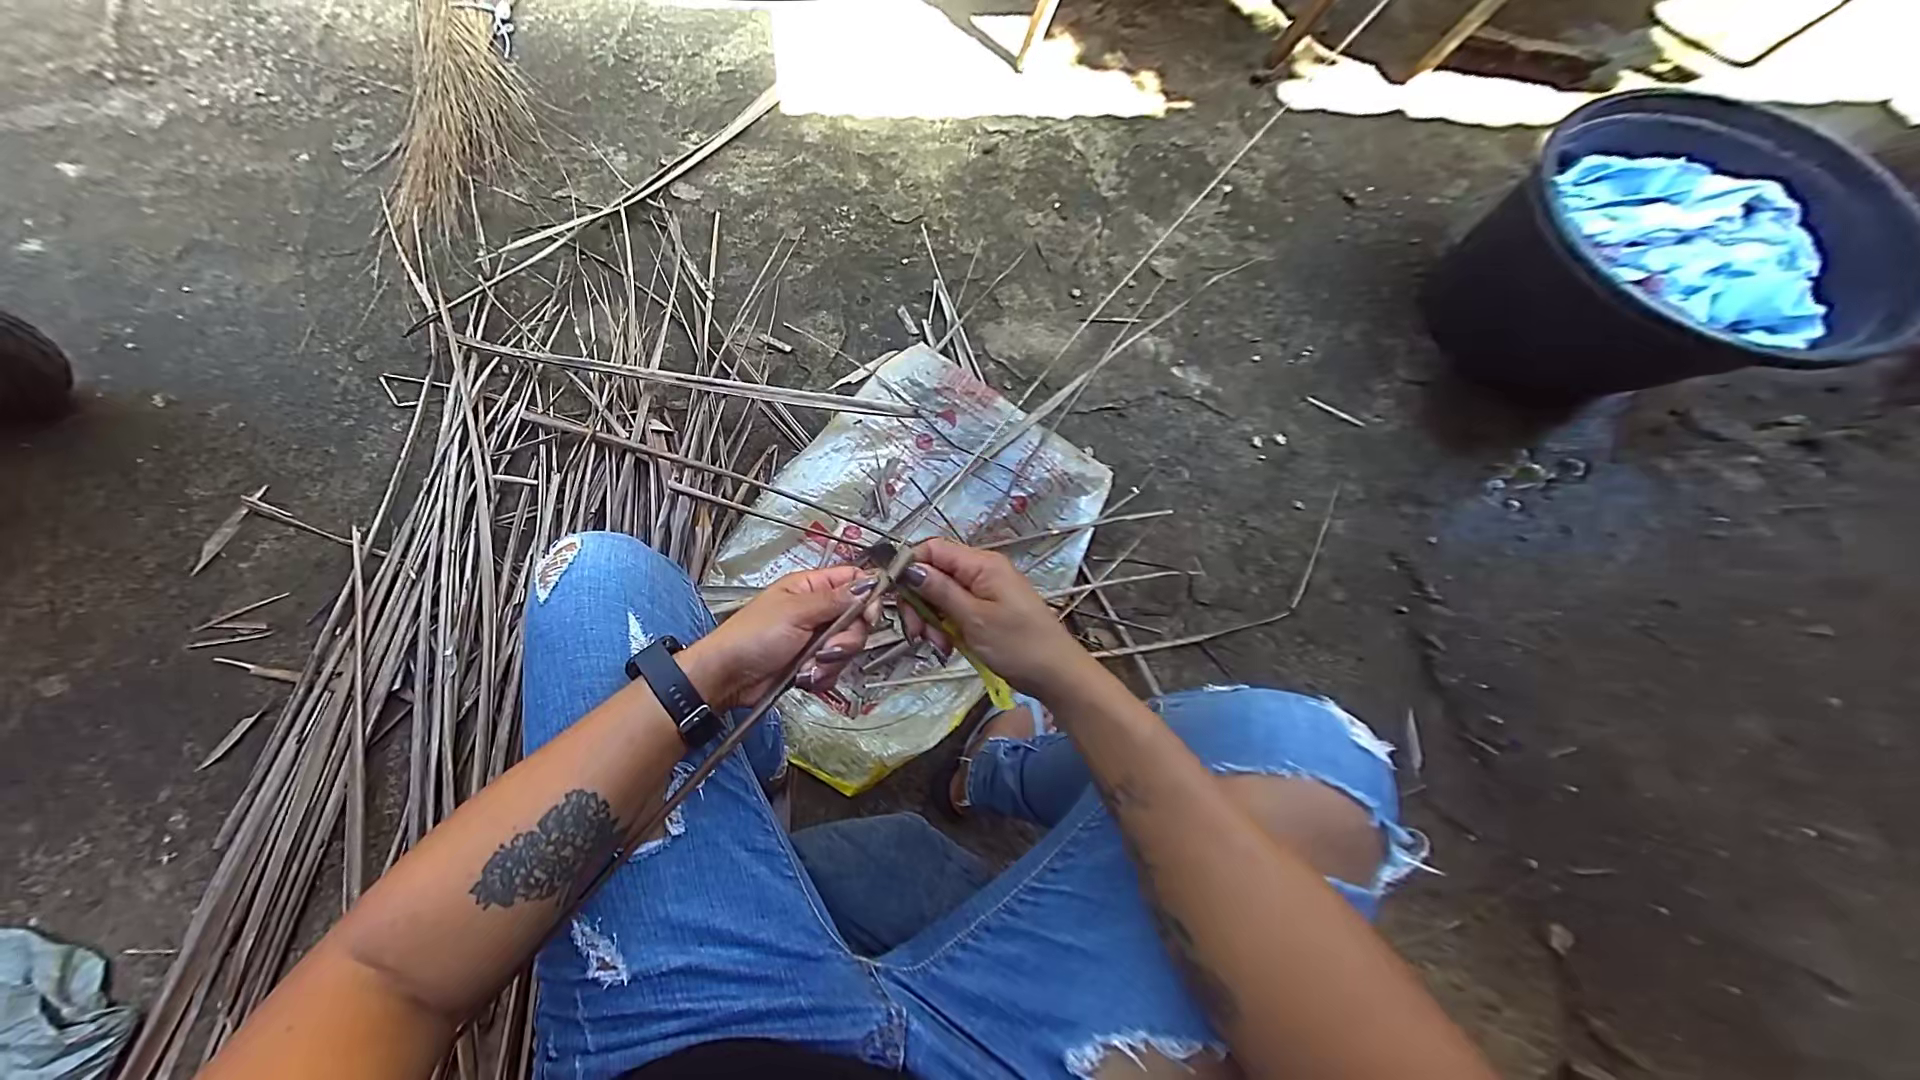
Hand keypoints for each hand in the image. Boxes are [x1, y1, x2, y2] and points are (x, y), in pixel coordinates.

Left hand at [683, 566, 878, 708]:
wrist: (726, 678)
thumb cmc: (750, 636)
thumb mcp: (795, 612)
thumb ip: (835, 599)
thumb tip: (867, 585)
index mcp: (811, 587)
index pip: (854, 581)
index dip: (867, 597)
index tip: (868, 615)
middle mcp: (818, 610)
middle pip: (858, 619)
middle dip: (847, 638)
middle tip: (827, 646)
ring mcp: (816, 637)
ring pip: (849, 647)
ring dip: (832, 660)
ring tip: (808, 664)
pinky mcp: (814, 662)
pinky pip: (837, 668)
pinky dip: (823, 675)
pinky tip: (805, 675)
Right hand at [894, 537, 1097, 700]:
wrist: (1057, 674)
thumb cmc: (1019, 645)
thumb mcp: (973, 618)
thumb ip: (939, 591)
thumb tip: (909, 567)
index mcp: (981, 564)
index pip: (932, 549)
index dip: (909, 568)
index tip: (897, 598)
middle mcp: (982, 571)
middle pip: (934, 574)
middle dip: (920, 603)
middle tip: (918, 633)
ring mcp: (985, 591)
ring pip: (941, 595)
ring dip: (932, 620)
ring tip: (939, 645)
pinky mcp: (987, 610)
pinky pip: (955, 611)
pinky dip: (946, 627)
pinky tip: (948, 646)